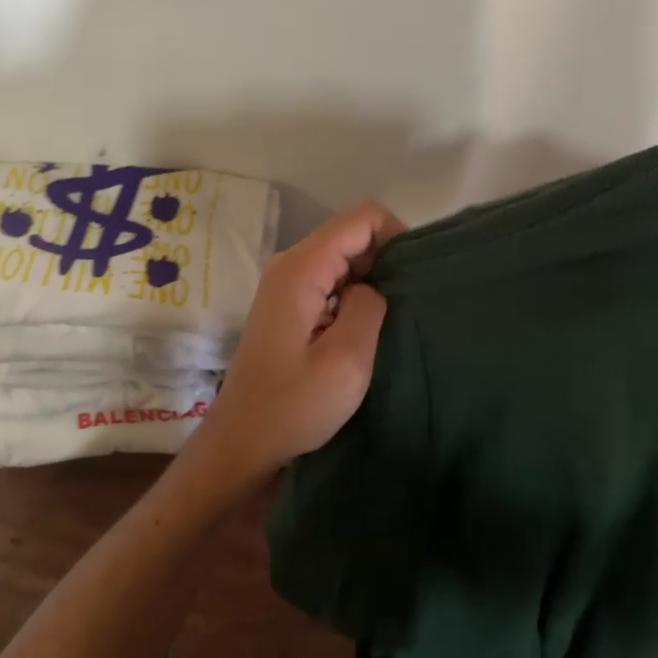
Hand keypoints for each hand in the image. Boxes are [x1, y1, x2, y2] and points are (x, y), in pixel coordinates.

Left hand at [198, 201, 406, 473]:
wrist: (244, 440)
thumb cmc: (293, 406)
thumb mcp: (346, 361)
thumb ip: (369, 308)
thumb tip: (373, 286)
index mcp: (301, 269)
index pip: (362, 218)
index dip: (397, 237)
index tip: (413, 280)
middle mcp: (289, 264)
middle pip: (352, 234)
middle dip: (386, 259)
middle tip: (405, 308)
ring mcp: (285, 285)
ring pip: (343, 258)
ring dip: (371, 280)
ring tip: (390, 322)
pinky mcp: (287, 306)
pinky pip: (330, 280)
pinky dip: (353, 295)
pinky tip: (365, 331)